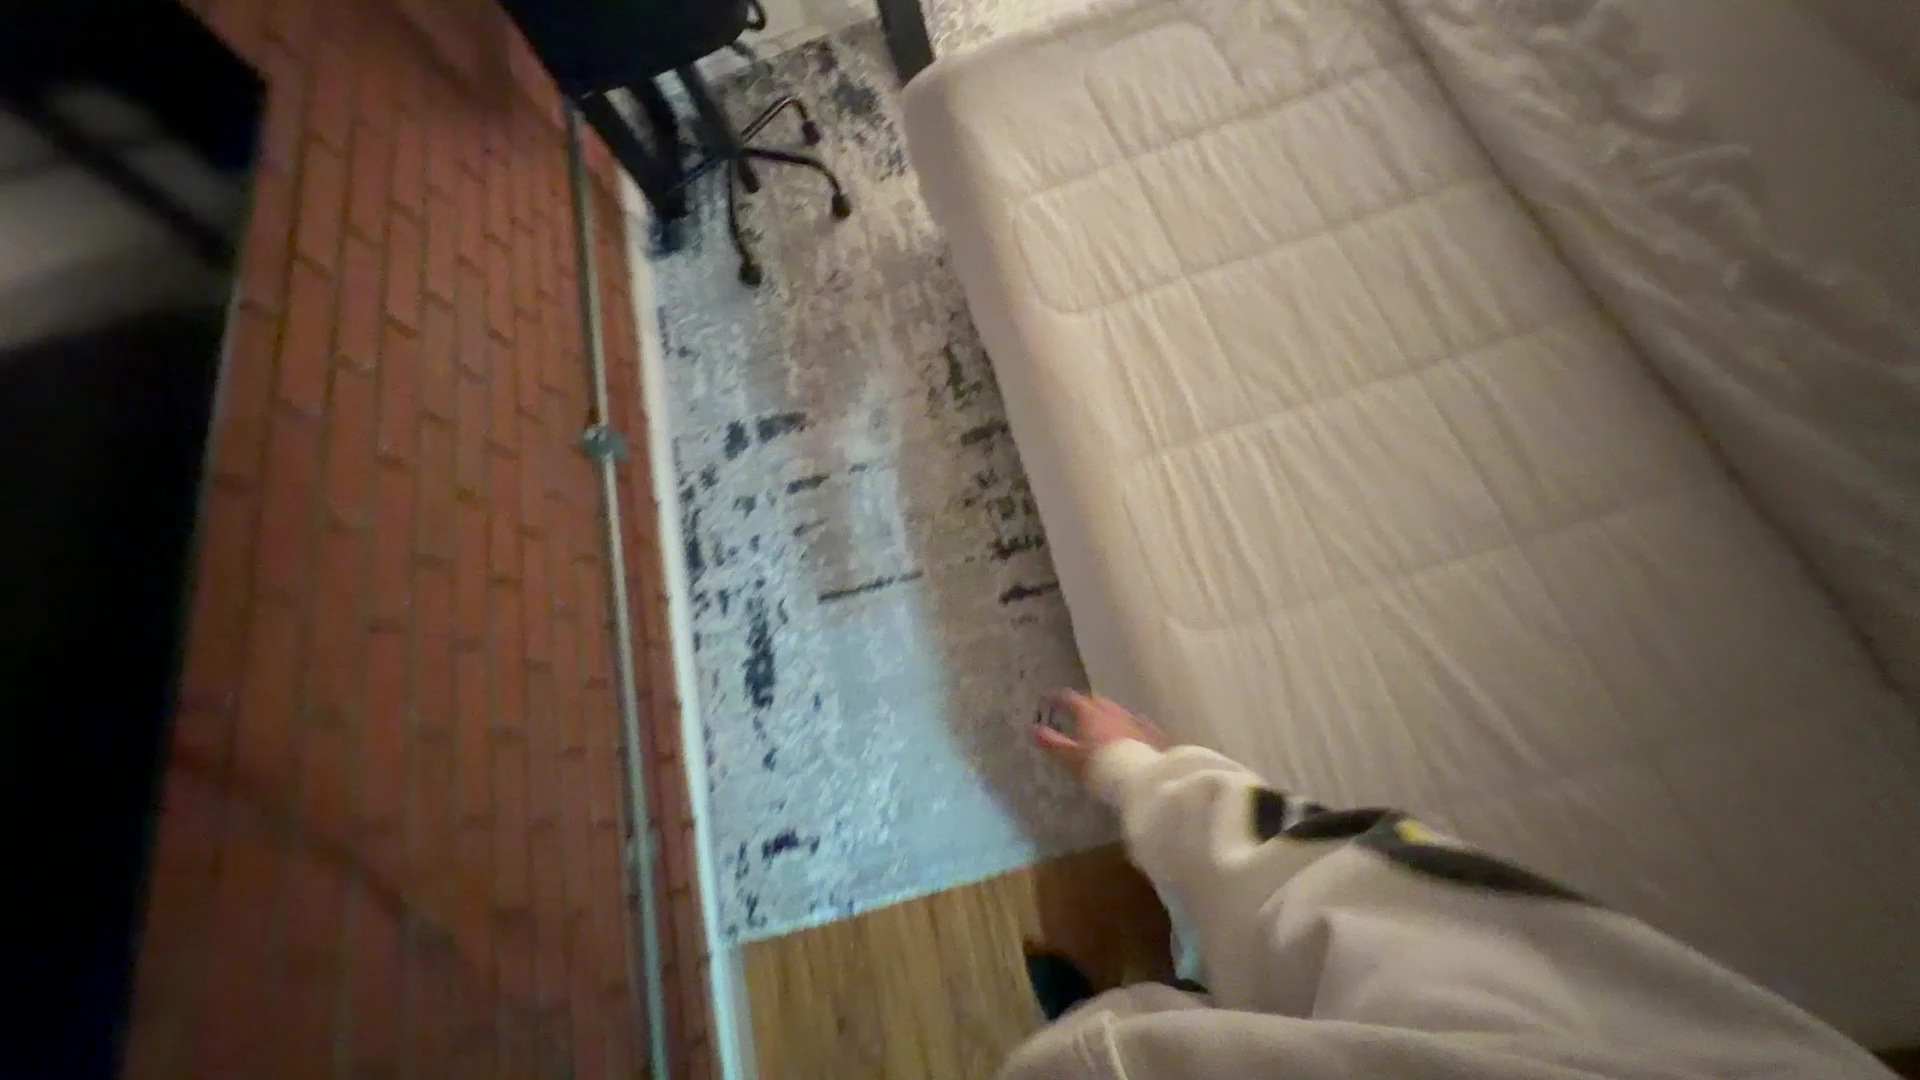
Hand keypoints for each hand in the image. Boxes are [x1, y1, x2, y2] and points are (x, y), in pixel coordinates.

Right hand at [1033, 689, 1168, 776]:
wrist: (1142, 778)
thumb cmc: (1100, 767)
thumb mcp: (1071, 758)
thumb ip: (1052, 742)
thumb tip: (1032, 728)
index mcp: (1089, 714)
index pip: (1071, 698)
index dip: (1058, 698)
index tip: (1050, 699)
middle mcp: (1112, 712)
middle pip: (1095, 700)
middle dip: (1084, 703)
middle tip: (1075, 710)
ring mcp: (1133, 720)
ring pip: (1116, 710)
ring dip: (1106, 712)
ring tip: (1101, 721)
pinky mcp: (1151, 733)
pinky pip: (1137, 723)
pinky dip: (1128, 724)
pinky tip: (1130, 731)